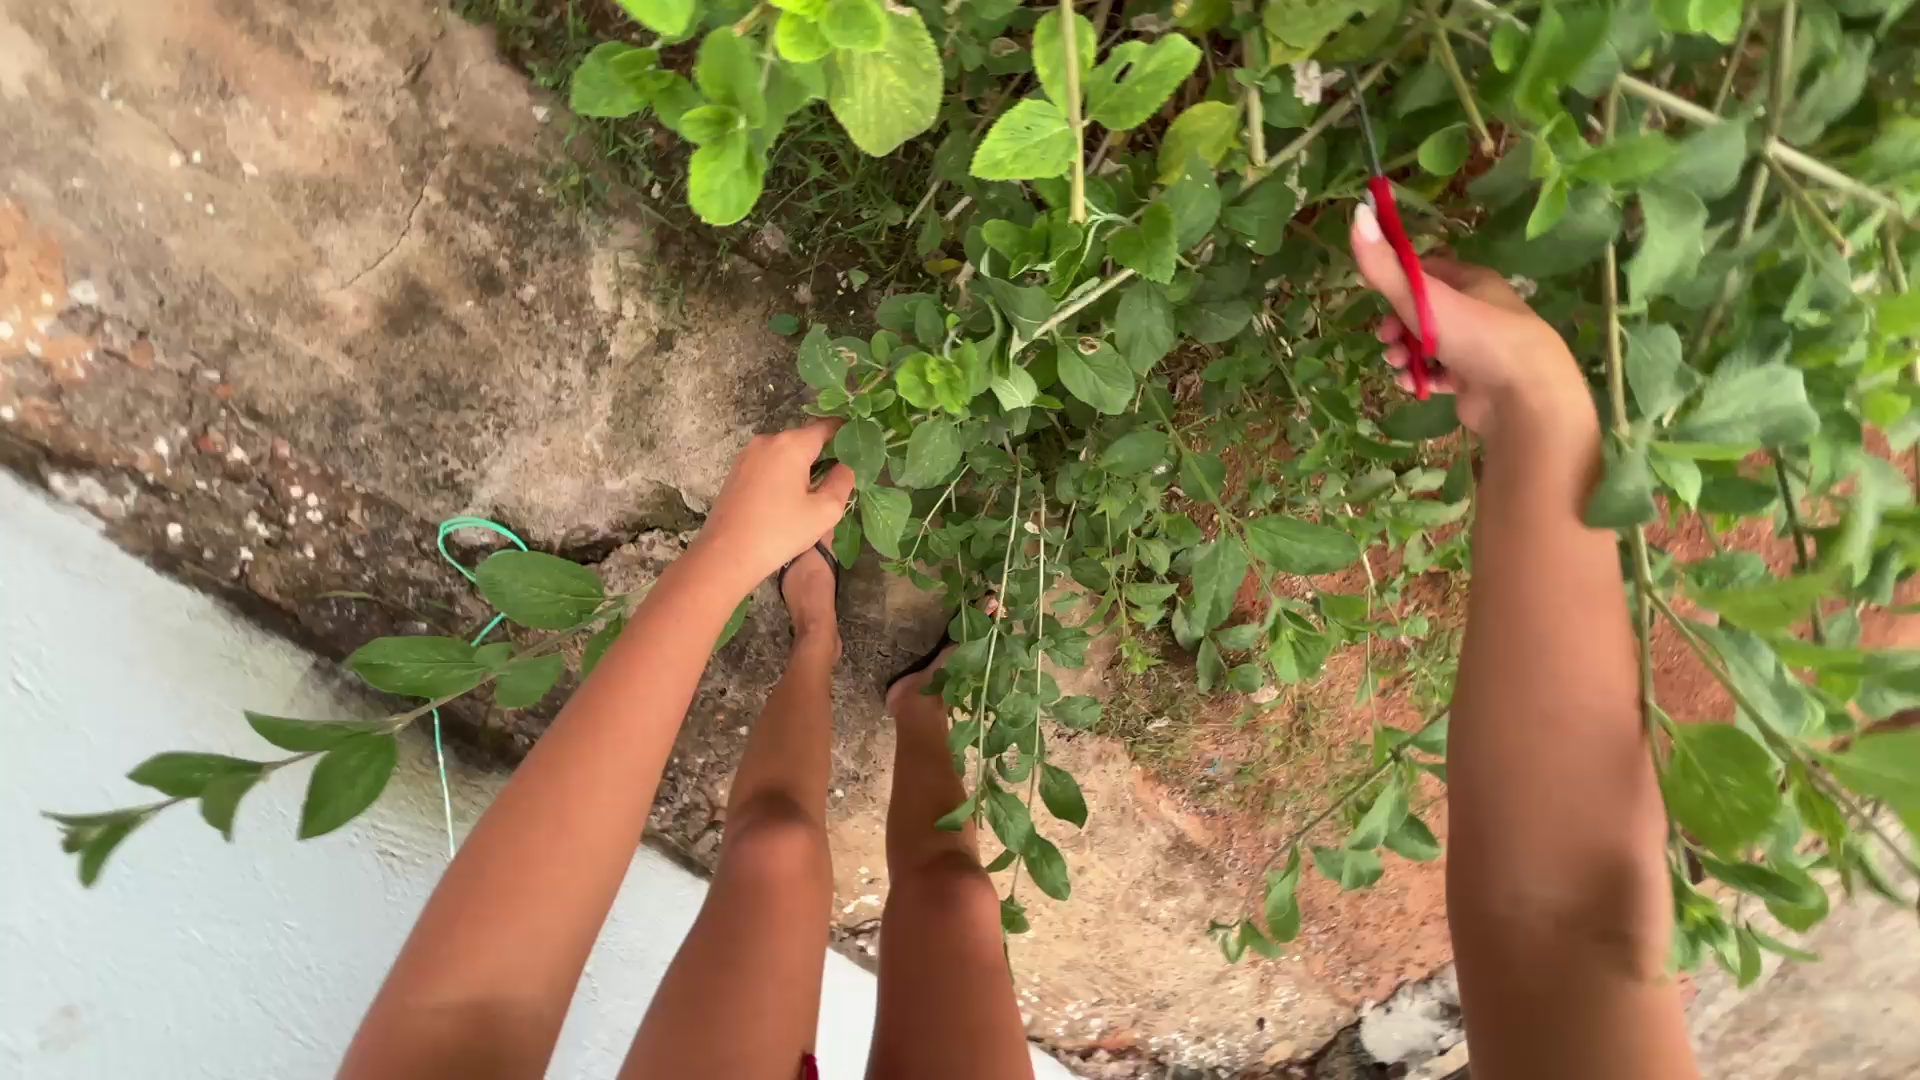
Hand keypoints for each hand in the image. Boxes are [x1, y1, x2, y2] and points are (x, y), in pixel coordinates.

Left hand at [690, 420, 854, 587]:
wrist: (727, 554)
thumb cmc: (780, 532)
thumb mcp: (824, 511)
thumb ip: (842, 482)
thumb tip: (847, 466)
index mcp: (791, 445)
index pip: (826, 426)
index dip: (845, 433)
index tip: (860, 445)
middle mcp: (768, 441)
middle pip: (804, 438)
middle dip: (824, 452)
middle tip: (841, 475)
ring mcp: (748, 454)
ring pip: (785, 451)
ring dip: (803, 464)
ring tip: (816, 490)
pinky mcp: (737, 470)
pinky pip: (769, 463)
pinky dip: (784, 472)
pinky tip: (789, 496)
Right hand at [1350, 203, 1594, 444]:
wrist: (1521, 394)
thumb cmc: (1474, 336)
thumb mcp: (1422, 298)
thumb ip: (1385, 266)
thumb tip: (1358, 212)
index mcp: (1472, 281)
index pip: (1427, 271)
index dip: (1397, 284)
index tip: (1378, 300)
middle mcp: (1478, 308)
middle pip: (1422, 311)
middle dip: (1396, 327)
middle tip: (1386, 340)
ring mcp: (1478, 345)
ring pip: (1427, 345)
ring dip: (1404, 355)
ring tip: (1399, 366)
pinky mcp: (1475, 378)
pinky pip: (1438, 373)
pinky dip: (1421, 378)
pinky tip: (1414, 386)